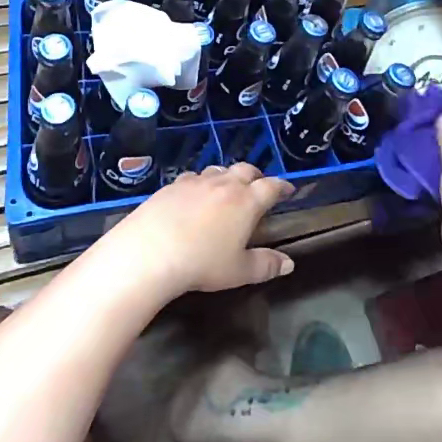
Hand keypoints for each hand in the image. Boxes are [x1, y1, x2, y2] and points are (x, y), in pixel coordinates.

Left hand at [96, 162, 296, 299]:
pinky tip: (196, 193)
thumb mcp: (239, 271)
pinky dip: (202, 182)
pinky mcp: (172, 184)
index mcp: (246, 201)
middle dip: (256, 176)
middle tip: (259, 186)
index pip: (270, 186)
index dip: (282, 186)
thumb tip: (289, 263)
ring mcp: (196, 181)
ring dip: (228, 176)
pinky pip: (193, 177)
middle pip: (245, 170)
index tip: (288, 189)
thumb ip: (266, 265)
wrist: (152, 249)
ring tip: (229, 188)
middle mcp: (223, 184)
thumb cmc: (202, 262)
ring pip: (218, 170)